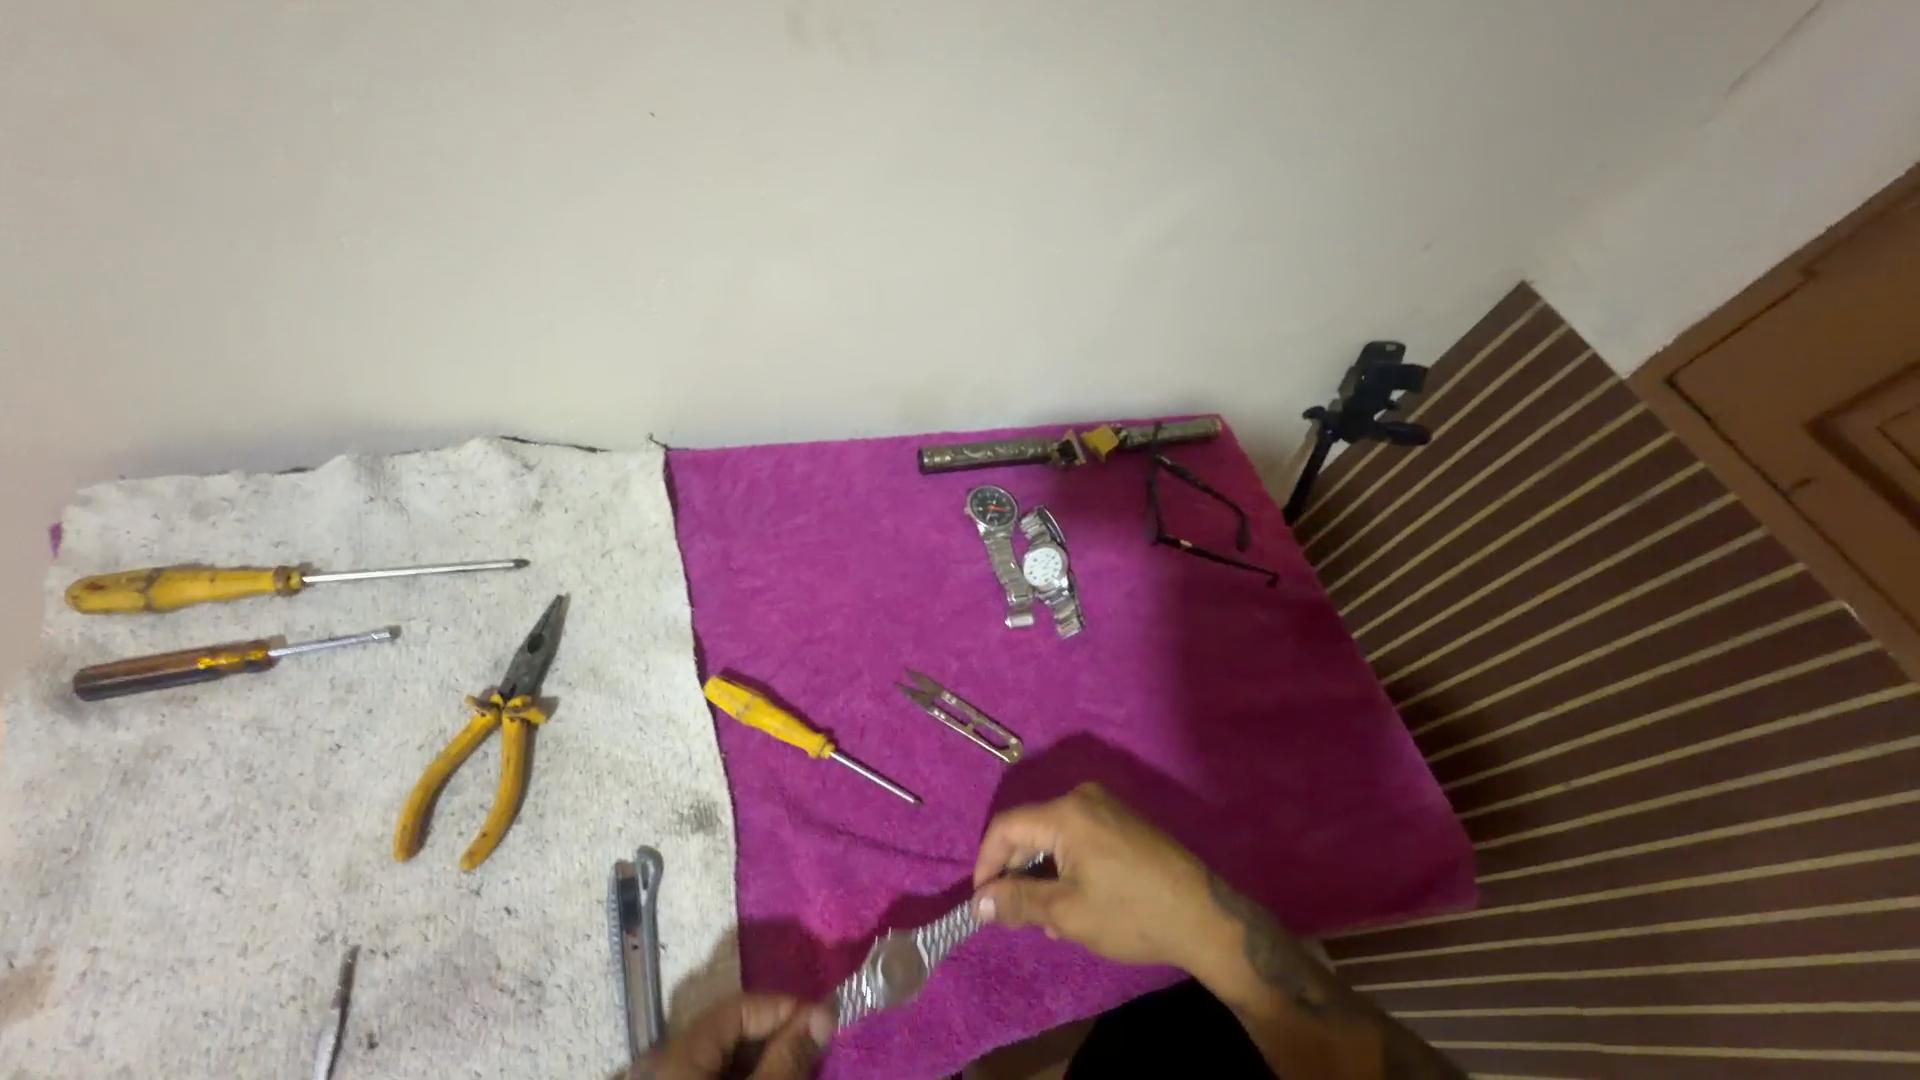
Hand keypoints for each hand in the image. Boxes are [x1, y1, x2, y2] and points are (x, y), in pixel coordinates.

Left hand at [631, 994, 833, 1079]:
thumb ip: (789, 1056)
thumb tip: (824, 1012)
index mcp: (680, 1051)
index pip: (741, 1006)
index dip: (786, 1008)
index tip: (826, 1021)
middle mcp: (667, 1061)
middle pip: (734, 1030)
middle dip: (779, 1034)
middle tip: (818, 1047)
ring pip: (728, 1058)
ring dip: (767, 1058)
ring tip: (801, 1066)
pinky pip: (717, 1076)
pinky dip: (750, 1076)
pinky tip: (774, 1079)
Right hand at [970, 783, 1229, 974]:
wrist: (1204, 917)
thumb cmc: (1131, 913)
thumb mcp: (1067, 913)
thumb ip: (1017, 901)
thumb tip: (978, 903)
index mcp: (1067, 812)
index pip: (1006, 827)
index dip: (987, 863)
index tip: (983, 902)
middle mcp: (1084, 797)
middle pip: (1031, 829)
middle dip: (1017, 872)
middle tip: (1015, 916)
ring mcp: (1107, 807)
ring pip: (1054, 837)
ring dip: (1042, 874)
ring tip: (1048, 920)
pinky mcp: (1122, 821)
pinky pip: (1078, 837)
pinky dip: (1066, 866)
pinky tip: (1073, 903)